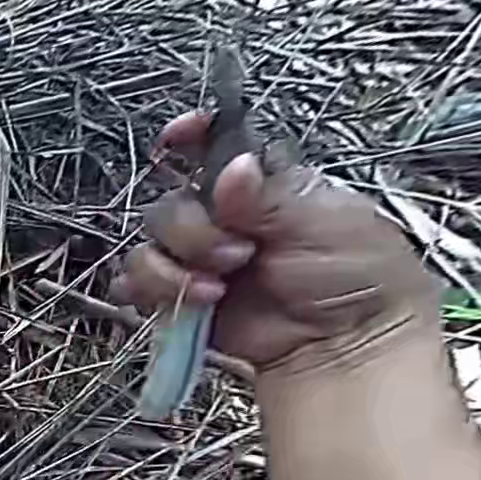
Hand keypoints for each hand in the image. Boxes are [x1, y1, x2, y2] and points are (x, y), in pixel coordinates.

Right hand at [111, 113, 442, 375]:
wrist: (333, 342)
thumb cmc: (351, 275)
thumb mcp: (326, 223)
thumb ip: (271, 198)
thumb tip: (229, 169)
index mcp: (257, 189)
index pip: (216, 150)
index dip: (191, 138)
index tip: (173, 137)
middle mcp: (217, 222)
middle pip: (167, 211)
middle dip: (193, 237)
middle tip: (237, 257)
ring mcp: (189, 263)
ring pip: (143, 253)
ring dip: (171, 274)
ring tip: (215, 291)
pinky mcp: (170, 299)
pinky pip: (130, 289)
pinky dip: (146, 294)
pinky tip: (183, 302)